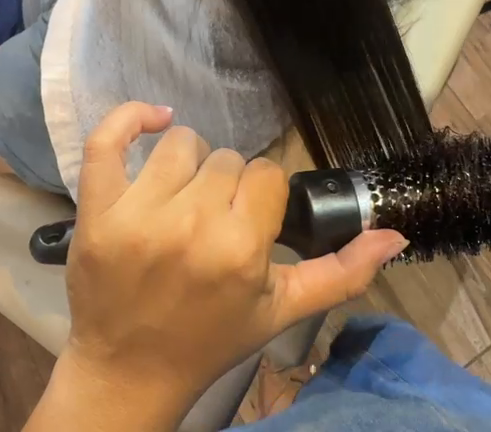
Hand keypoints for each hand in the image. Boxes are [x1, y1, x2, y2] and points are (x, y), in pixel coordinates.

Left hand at [44, 103, 407, 426]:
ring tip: (183, 197)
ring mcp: (137, 213)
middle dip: (227, 185)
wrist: (130, 372)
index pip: (266, 175)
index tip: (250, 221)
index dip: (262, 196)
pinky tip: (154, 119)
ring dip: (189, 163)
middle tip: (214, 221)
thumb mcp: (281, 311)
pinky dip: (130, 118)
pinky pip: (108, 139)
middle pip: (226, 158)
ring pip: (181, 142)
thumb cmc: (210, 340)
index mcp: (239, 249)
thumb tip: (393, 233)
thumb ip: (341, 272)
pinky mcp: (96, 208)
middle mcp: (190, 225)